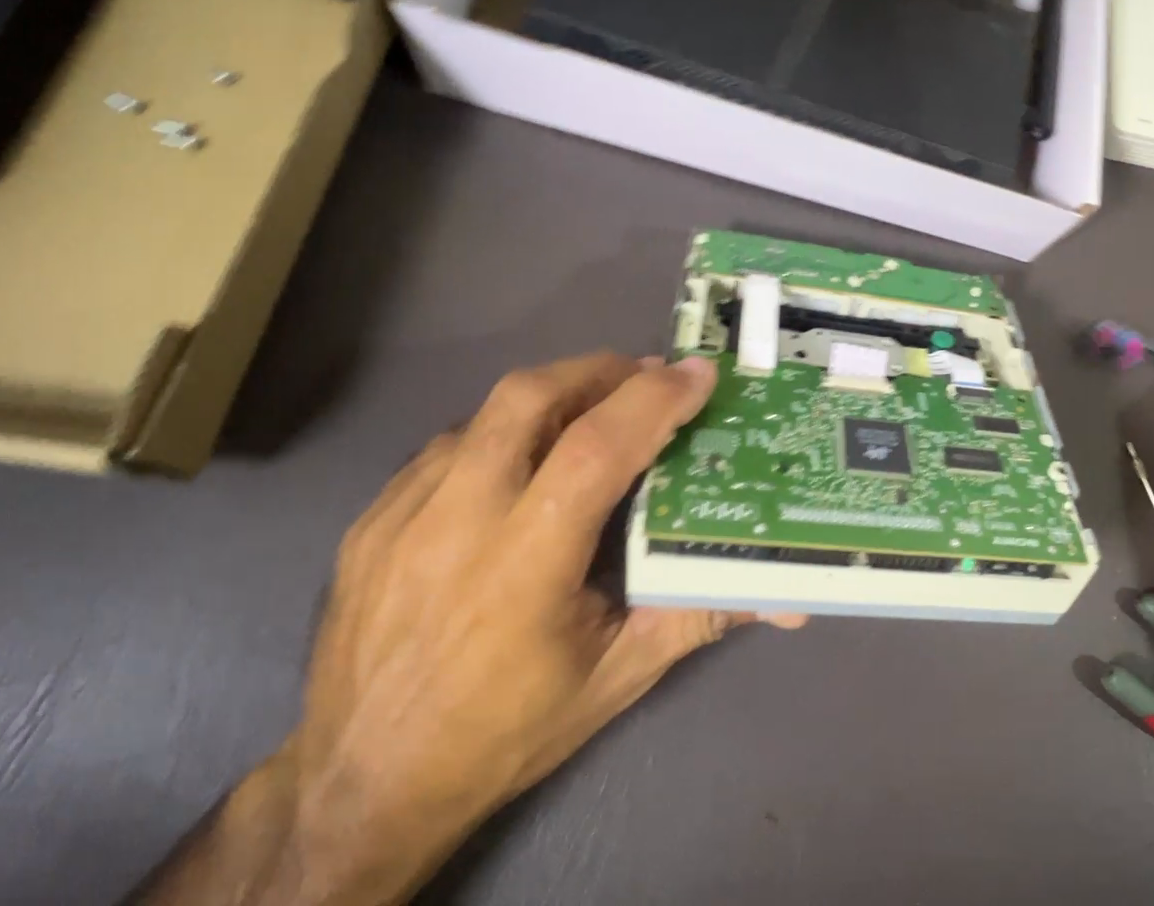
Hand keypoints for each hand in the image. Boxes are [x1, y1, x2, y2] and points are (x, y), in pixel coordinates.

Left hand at [277, 353, 800, 900]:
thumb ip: (699, 616)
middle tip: (646, 376)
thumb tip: (786, 601)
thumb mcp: (618, 677)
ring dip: (549, 398)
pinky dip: (499, 434)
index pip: (595, 450)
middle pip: (526, 399)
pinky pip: (444, 448)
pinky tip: (524, 464)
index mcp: (524, 566)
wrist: (366, 782)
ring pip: (482, 414)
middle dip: (597, 370)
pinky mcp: (369, 522)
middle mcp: (454, 523)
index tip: (697, 375)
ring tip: (593, 412)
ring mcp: (400, 516)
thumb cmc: (507, 731)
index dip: (653, 401)